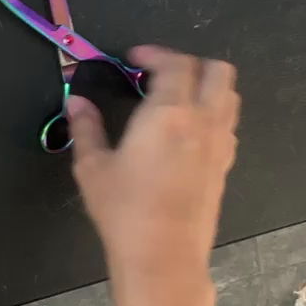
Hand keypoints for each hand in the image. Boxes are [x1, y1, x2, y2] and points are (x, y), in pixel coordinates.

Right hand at [66, 46, 239, 282]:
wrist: (162, 251)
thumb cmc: (121, 208)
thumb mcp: (91, 167)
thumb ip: (86, 128)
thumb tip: (77, 101)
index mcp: (168, 114)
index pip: (174, 64)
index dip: (154, 54)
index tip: (133, 58)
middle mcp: (203, 119)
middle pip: (215, 69)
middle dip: (188, 62)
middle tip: (157, 73)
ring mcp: (221, 140)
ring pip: (228, 93)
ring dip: (204, 83)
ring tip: (175, 96)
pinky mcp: (225, 161)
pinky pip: (228, 120)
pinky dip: (212, 110)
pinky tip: (186, 128)